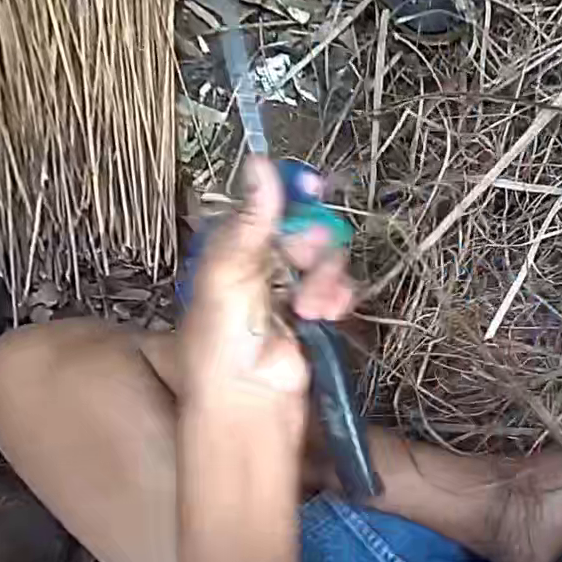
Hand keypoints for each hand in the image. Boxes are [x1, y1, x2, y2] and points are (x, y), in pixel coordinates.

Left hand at [179, 158, 354, 419]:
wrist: (249, 400)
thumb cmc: (223, 340)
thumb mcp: (229, 274)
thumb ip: (251, 221)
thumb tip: (260, 161)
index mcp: (232, 250)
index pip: (265, 206)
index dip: (289, 193)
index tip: (312, 185)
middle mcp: (262, 265)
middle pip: (304, 230)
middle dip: (313, 244)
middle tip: (308, 257)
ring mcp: (290, 290)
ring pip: (326, 260)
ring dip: (326, 279)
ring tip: (312, 307)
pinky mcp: (315, 313)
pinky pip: (337, 288)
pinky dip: (337, 297)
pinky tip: (326, 313)